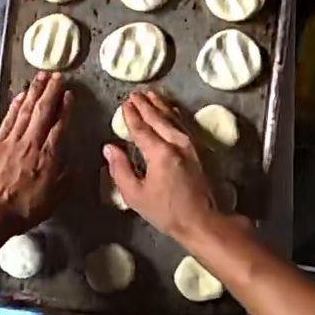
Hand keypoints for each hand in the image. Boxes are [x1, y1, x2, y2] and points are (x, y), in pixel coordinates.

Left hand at [0, 72, 71, 238]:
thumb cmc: (23, 210)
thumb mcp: (53, 199)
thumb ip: (66, 180)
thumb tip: (77, 165)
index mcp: (49, 157)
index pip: (60, 126)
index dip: (65, 109)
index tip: (69, 94)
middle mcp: (32, 144)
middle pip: (43, 112)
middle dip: (50, 91)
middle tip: (56, 75)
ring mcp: (12, 141)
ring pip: (25, 111)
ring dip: (34, 92)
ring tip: (41, 77)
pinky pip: (8, 120)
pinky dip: (15, 106)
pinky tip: (20, 95)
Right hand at [104, 91, 228, 249]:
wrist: (205, 221)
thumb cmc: (167, 212)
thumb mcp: (135, 195)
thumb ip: (120, 169)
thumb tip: (110, 147)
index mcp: (159, 153)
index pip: (141, 128)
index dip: (131, 115)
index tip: (123, 104)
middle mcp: (177, 143)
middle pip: (158, 118)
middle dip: (145, 105)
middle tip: (135, 94)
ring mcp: (192, 145)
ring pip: (174, 118)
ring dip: (161, 105)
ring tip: (152, 95)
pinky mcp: (201, 150)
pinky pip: (184, 124)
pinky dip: (175, 114)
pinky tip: (172, 111)